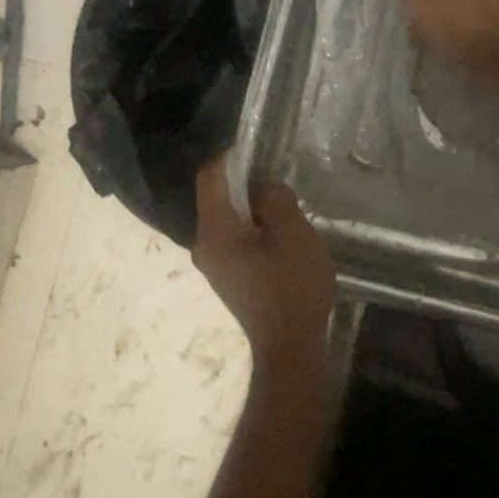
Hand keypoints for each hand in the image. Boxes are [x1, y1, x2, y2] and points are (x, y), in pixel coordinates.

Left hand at [193, 154, 336, 367]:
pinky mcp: (229, 276)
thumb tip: (265, 186)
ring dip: (253, 205)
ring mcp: (214, 264)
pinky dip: (254, 226)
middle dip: (246, 181)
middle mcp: (204, 245)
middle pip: (217, 196)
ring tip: (285, 202)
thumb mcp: (293, 235)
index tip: (260, 149)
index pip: (209, 177)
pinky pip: (235, 237)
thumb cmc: (292, 288)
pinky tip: (281, 232)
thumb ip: (276, 200)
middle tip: (280, 175)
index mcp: (215, 232)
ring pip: (228, 218)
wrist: (291, 347)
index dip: (231, 157)